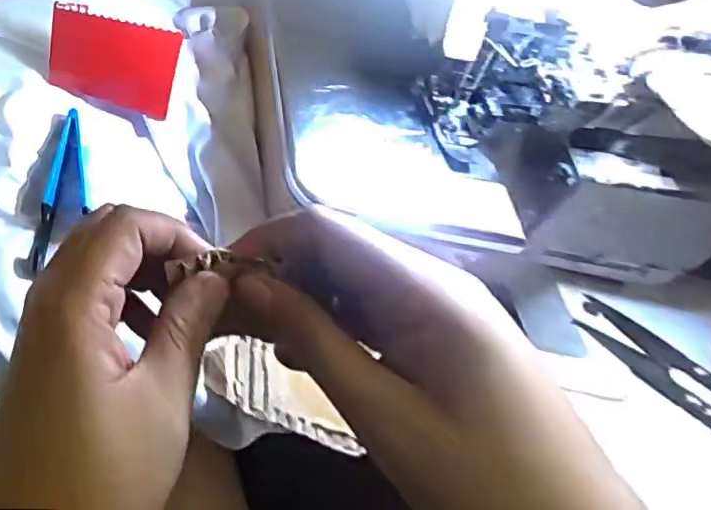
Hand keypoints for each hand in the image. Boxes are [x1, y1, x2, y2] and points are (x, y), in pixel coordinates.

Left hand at [0, 205, 231, 509]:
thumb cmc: (101, 477)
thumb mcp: (159, 402)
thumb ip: (187, 324)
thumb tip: (215, 275)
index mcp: (73, 300)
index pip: (126, 224)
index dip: (174, 231)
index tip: (213, 267)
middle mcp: (47, 292)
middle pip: (106, 229)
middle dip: (157, 242)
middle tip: (198, 279)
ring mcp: (38, 314)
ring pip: (92, 253)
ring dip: (138, 263)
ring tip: (180, 300)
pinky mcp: (39, 338)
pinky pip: (80, 285)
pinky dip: (117, 286)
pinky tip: (147, 323)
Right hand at [229, 209, 642, 509]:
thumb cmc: (486, 485)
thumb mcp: (386, 416)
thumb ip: (314, 340)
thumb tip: (249, 285)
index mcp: (424, 284)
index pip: (327, 226)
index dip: (269, 238)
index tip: (224, 275)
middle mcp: (433, 276)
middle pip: (340, 244)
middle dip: (283, 267)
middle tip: (237, 310)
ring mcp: (445, 302)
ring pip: (356, 274)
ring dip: (308, 294)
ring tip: (266, 334)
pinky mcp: (449, 330)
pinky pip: (380, 304)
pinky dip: (339, 318)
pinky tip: (313, 350)